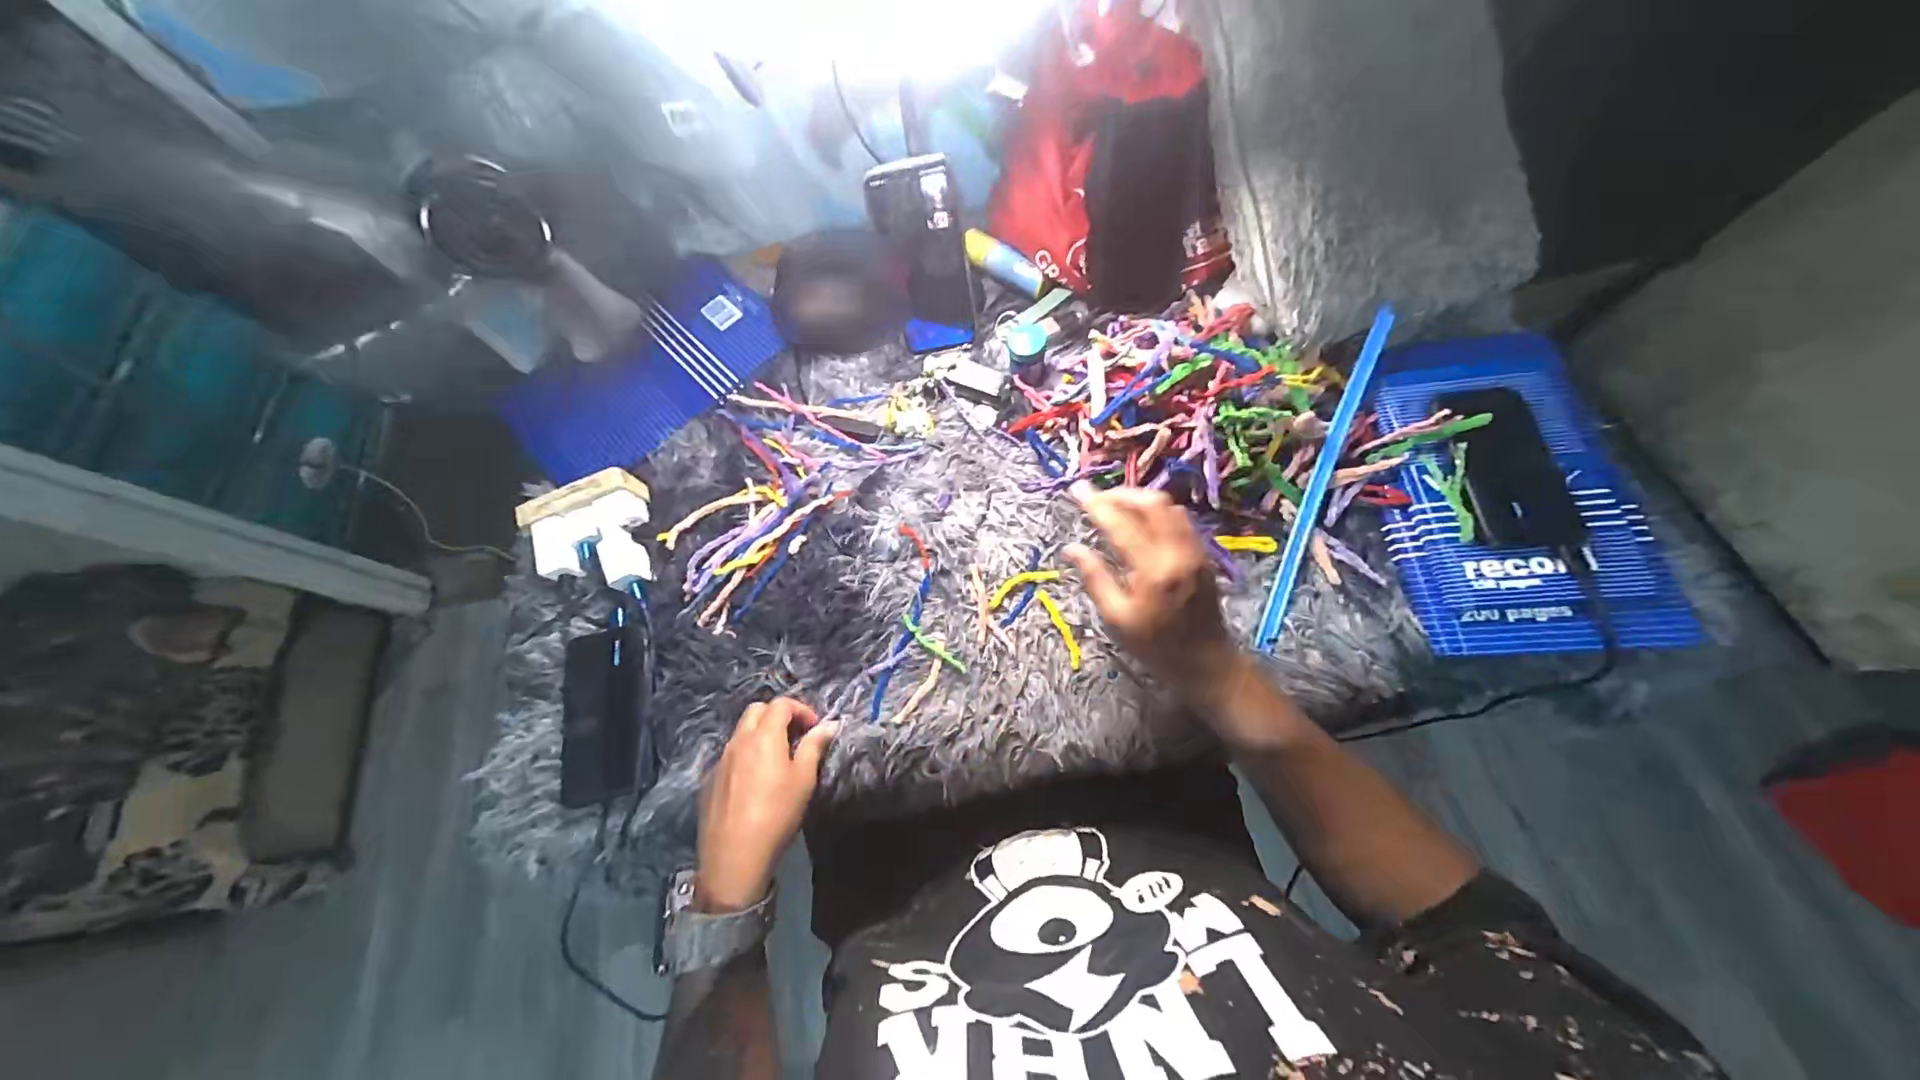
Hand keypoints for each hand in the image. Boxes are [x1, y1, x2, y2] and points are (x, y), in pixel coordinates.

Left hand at [696, 697, 838, 912]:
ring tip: (777, 759)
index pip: (780, 704)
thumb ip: (815, 746)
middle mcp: (738, 741)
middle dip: (778, 715)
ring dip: (760, 734)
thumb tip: (829, 724)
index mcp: (763, 736)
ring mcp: (720, 761)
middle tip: (796, 736)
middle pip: (756, 710)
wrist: (733, 857)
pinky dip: (746, 756)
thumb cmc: (777, 814)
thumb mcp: (804, 779)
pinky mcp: (709, 781)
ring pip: (740, 733)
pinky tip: (754, 783)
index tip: (815, 727)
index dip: (801, 709)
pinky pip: (729, 756)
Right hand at [1063, 481, 1241, 705]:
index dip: (1096, 503)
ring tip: (1115, 506)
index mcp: (1153, 570)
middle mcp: (1177, 552)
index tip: (1076, 490)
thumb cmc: (1155, 647)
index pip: (1120, 523)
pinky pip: (1180, 518)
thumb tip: (1071, 548)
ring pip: (1168, 506)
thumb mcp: (1117, 618)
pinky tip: (1141, 521)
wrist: (1206, 662)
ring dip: (1139, 499)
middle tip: (1096, 499)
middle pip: (1150, 502)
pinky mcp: (1203, 553)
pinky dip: (1157, 511)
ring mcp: (1195, 550)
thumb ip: (1095, 578)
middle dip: (1120, 494)